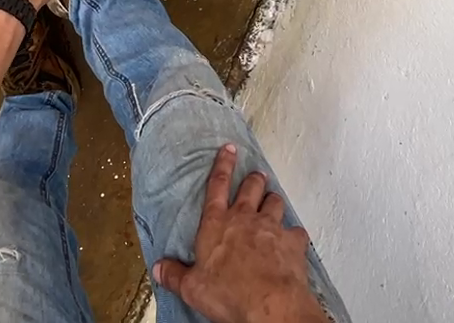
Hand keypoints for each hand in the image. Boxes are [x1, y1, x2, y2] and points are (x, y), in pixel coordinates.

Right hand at [154, 145, 327, 322]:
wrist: (269, 304)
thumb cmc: (228, 293)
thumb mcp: (193, 287)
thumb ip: (175, 275)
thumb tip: (158, 268)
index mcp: (217, 222)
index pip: (218, 184)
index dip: (223, 164)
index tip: (229, 148)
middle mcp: (245, 217)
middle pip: (251, 187)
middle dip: (254, 179)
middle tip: (256, 176)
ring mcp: (271, 226)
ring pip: (274, 202)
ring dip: (273, 201)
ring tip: (272, 202)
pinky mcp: (292, 241)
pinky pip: (296, 231)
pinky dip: (294, 235)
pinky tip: (293, 240)